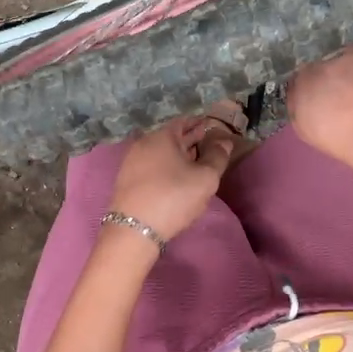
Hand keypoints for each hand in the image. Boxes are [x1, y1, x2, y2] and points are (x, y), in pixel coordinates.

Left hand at [106, 111, 238, 240]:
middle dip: (190, 139)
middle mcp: (144, 144)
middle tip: (207, 142)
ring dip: (178, 154)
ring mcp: (132, 162)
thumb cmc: (174, 197)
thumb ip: (217, 157)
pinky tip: (175, 176)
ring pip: (161, 152)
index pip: (184, 122)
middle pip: (171, 137)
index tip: (212, 126)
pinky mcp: (128, 180)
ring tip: (195, 160)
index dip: (199, 123)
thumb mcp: (205, 178)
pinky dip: (166, 166)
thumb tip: (224, 142)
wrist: (134, 229)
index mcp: (162, 136)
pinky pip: (152, 165)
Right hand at [287, 44, 352, 161]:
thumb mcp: (307, 130)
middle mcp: (325, 63)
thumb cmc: (342, 139)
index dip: (320, 89)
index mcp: (304, 81)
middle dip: (341, 79)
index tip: (330, 101)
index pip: (307, 77)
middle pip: (331, 66)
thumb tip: (305, 98)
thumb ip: (301, 106)